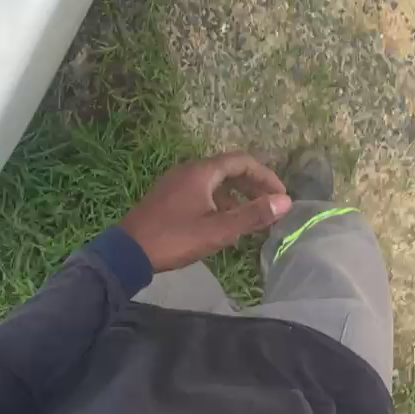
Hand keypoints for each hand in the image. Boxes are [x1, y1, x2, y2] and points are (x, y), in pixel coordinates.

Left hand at [119, 153, 292, 271]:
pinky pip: (200, 193)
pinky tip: (222, 226)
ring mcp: (175, 184)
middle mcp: (188, 171)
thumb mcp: (218, 230)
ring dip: (236, 198)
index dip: (266, 176)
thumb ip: (252, 215)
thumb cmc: (175, 238)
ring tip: (250, 220)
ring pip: (214, 184)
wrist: (128, 252)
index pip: (242, 161)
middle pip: (228, 170)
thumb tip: (286, 202)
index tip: (281, 196)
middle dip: (253, 187)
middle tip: (271, 207)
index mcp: (201, 172)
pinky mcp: (167, 198)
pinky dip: (218, 204)